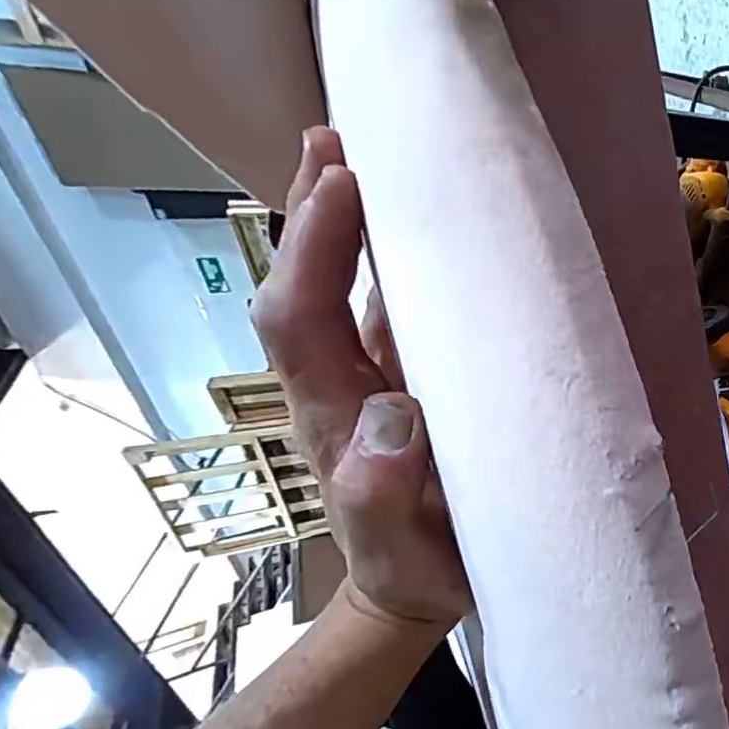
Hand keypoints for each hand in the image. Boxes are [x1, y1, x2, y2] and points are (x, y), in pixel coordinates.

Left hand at [251, 126, 471, 628]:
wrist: (425, 588)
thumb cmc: (418, 568)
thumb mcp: (401, 546)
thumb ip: (382, 492)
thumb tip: (392, 412)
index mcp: (332, 413)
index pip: (301, 314)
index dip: (313, 246)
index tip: (346, 182)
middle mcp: (344, 385)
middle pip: (309, 286)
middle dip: (315, 214)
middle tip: (336, 140)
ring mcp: (379, 386)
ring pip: (352, 296)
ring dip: (355, 231)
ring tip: (372, 165)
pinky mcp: (416, 392)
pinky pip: (398, 321)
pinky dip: (402, 272)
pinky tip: (427, 243)